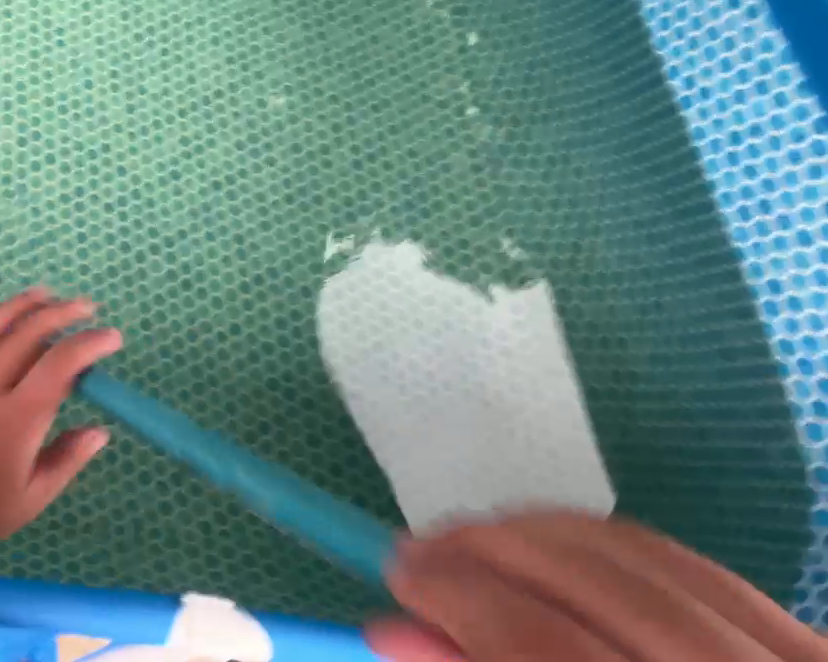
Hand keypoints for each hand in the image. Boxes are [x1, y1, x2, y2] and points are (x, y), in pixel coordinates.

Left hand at [0, 287, 122, 574]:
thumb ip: (67, 458)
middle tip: (88, 308)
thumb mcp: (33, 497)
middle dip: (60, 313)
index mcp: (16, 419)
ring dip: (20, 304)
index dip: (88, 344)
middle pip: (26, 334)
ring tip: (46, 294)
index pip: (58, 365)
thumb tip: (101, 430)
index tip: (112, 338)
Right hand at [368, 510, 827, 661]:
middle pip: (590, 584)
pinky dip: (596, 540)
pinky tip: (547, 546)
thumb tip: (392, 629)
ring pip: (637, 557)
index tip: (397, 571)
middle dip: (481, 547)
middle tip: (421, 548)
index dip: (455, 594)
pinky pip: (684, 562)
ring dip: (530, 531)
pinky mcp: (814, 646)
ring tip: (472, 540)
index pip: (540, 644)